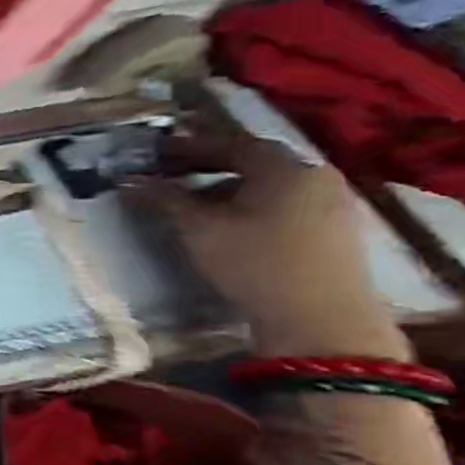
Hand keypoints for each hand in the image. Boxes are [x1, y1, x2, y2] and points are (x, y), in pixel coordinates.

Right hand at [128, 124, 409, 360]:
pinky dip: (251, 205)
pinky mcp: (334, 232)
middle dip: (208, 166)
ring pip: (269, 185)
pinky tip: (228, 225)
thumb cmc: (255, 264)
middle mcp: (314, 176)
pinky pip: (284, 204)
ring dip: (228, 188)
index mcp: (285, 167)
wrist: (321, 320)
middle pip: (254, 162)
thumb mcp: (200, 230)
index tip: (156, 152)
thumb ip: (164, 200)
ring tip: (193, 204)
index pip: (231, 143)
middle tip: (169, 174)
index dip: (190, 146)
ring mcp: (332, 204)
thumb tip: (129, 180)